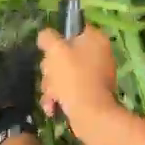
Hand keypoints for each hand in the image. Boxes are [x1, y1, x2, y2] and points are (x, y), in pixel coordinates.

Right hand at [36, 26, 125, 144]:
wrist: (91, 116)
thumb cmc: (74, 78)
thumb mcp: (56, 51)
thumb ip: (48, 38)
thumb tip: (45, 36)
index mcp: (95, 39)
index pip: (73, 28)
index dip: (57, 40)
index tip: (49, 51)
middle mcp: (99, 54)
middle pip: (64, 53)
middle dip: (50, 69)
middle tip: (50, 76)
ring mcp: (96, 74)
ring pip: (63, 73)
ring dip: (51, 85)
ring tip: (51, 97)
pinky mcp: (91, 93)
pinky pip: (70, 89)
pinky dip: (60, 97)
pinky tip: (53, 106)